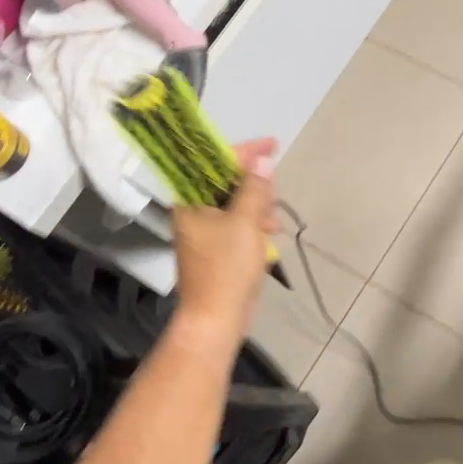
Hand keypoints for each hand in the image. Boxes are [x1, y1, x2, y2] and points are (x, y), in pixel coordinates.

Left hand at [172, 139, 278, 338]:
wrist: (215, 318)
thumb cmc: (227, 268)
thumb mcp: (245, 222)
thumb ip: (254, 188)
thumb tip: (262, 160)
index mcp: (189, 199)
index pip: (216, 161)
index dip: (246, 150)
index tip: (273, 145)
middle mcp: (191, 210)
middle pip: (225, 180)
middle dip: (253, 182)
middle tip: (273, 191)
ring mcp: (202, 229)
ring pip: (234, 202)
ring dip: (257, 204)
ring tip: (273, 218)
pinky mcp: (214, 247)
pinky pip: (236, 222)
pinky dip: (253, 221)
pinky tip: (270, 232)